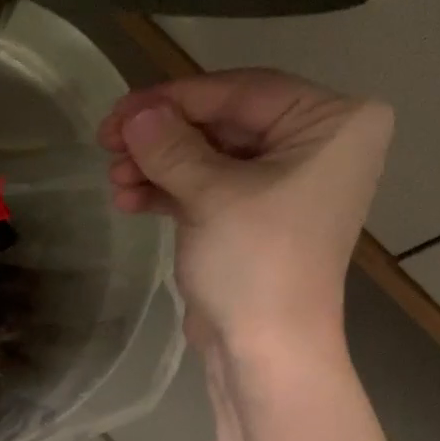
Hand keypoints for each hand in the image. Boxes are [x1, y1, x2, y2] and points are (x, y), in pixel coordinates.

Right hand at [99, 69, 393, 352]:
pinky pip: (206, 189)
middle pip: (223, 125)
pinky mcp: (252, 219)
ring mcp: (283, 185)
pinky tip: (129, 199)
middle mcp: (315, 145)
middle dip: (162, 138)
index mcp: (331, 123)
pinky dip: (168, 192)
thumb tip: (136, 117)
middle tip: (108, 146)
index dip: (175, 100)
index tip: (119, 113)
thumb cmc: (255, 263)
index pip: (242, 93)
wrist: (265, 348)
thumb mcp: (211, 197)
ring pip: (208, 159)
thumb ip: (171, 150)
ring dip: (157, 167)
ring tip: (114, 180)